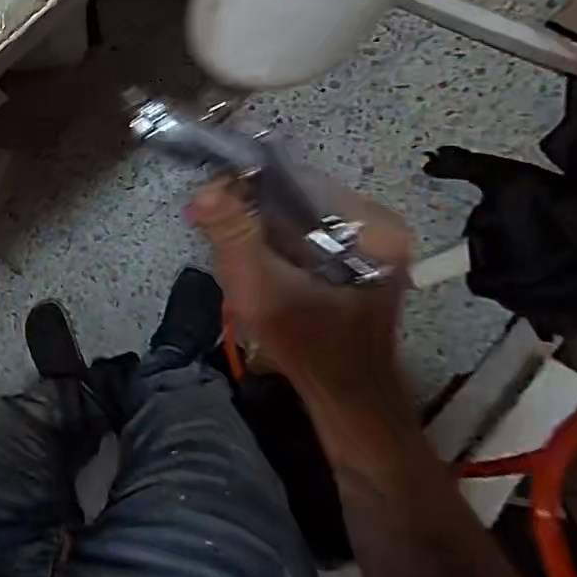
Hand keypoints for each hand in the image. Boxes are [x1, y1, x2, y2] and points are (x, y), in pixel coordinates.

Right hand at [185, 180, 410, 397]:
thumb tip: (206, 190)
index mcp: (368, 224)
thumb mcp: (260, 288)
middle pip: (291, 194)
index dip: (241, 186)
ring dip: (252, 228)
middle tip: (204, 229)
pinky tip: (249, 262)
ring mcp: (365, 240)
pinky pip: (299, 231)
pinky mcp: (353, 256)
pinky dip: (268, 241)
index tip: (202, 206)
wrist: (345, 397)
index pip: (293, 179)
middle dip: (243, 211)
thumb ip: (233, 235)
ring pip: (291, 212)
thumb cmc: (308, 345)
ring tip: (226, 253)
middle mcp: (374, 224)